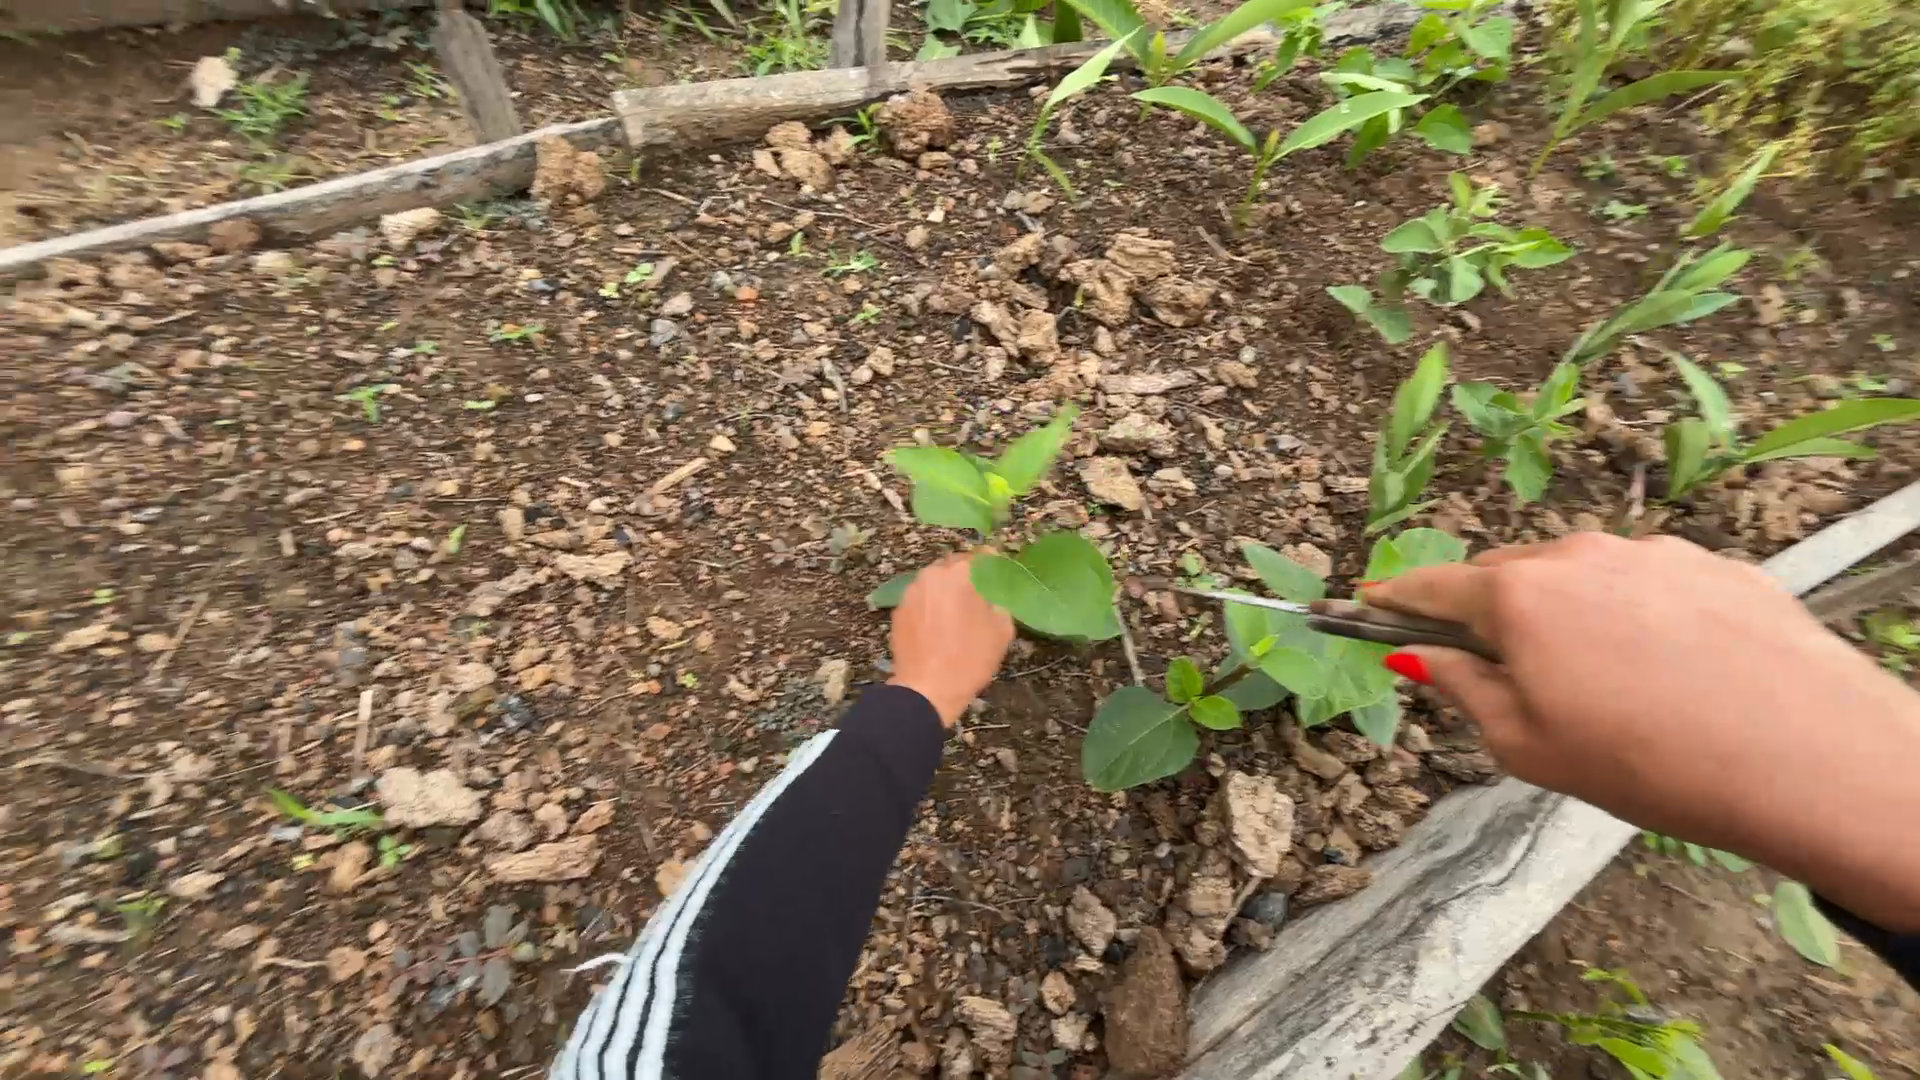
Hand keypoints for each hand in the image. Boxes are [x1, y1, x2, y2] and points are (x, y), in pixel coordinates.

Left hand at [886, 553, 1014, 728]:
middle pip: (954, 566)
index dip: (993, 564)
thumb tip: (994, 597)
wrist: (927, 689)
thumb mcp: (1001, 631)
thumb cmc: (969, 659)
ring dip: (946, 591)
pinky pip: (920, 599)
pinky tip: (937, 626)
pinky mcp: (898, 610)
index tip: (1000, 576)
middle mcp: (932, 575)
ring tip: (956, 613)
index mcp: (960, 574)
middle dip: (967, 576)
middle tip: (978, 597)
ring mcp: (911, 592)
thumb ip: (1000, 603)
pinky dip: (930, 606)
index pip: (982, 556)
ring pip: (934, 582)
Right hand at [1365, 531, 1919, 930]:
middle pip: (1498, 575)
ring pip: (1568, 572)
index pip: (1428, 587)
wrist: (1832, 772)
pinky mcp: (1715, 564)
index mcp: (1516, 597)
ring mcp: (1649, 553)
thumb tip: (1410, 655)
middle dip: (1482, 611)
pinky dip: (1622, 607)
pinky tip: (1659, 660)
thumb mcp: (1523, 742)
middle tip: (1499, 665)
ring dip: (1554, 607)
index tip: (1366, 602)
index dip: (1391, 598)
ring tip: (1592, 670)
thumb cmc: (1647, 764)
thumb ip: (1457, 686)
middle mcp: (1573, 556)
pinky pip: (1636, 577)